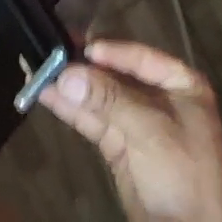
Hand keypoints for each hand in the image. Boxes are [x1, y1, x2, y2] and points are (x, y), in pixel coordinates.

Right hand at [40, 41, 221, 221]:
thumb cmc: (182, 173)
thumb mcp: (150, 130)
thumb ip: (107, 99)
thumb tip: (65, 75)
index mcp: (182, 86)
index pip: (141, 58)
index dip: (110, 52)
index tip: (79, 47)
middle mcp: (159, 99)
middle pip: (116, 76)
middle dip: (83, 68)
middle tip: (49, 53)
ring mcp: (138, 124)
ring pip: (99, 98)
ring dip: (71, 88)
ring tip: (39, 72)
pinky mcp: (119, 147)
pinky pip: (93, 120)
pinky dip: (71, 110)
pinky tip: (47, 95)